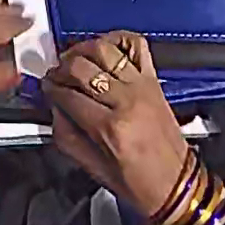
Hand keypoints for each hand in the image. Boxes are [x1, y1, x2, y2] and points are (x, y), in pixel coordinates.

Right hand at [42, 32, 189, 216]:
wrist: (177, 186)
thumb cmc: (138, 183)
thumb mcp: (93, 168)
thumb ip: (67, 136)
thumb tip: (54, 107)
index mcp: (109, 129)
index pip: (69, 95)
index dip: (51, 89)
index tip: (47, 88)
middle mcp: (126, 101)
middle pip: (82, 67)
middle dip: (61, 69)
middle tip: (56, 75)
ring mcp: (141, 85)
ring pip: (104, 49)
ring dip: (83, 49)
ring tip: (75, 59)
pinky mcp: (153, 78)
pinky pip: (135, 44)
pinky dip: (118, 38)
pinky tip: (105, 47)